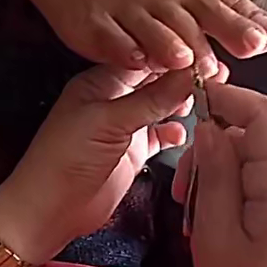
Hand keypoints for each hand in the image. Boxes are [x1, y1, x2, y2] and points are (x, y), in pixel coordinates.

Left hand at [0, 66, 198, 263]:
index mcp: (100, 83)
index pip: (144, 59)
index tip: (208, 56)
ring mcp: (122, 128)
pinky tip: (184, 133)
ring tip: (208, 100)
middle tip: (218, 77)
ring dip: (181, 104)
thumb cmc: (64, 160)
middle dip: (184, 79)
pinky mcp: (131, 153)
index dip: (175, 57)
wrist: (49, 210)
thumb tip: (190, 73)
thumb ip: (151, 99)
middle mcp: (112, 101)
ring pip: (161, 107)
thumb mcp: (108, 122)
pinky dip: (174, 133)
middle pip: (156, 81)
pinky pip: (159, 136)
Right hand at [175, 83, 266, 266]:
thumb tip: (208, 129)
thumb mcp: (215, 234)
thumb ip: (215, 175)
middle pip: (259, 135)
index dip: (230, 99)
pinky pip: (265, 176)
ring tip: (194, 209)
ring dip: (221, 169)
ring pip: (259, 155)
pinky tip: (214, 214)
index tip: (191, 102)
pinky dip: (235, 184)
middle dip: (215, 147)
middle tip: (182, 188)